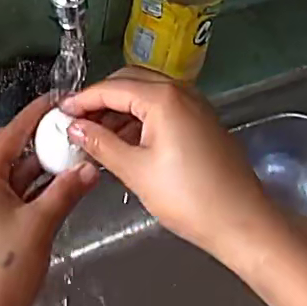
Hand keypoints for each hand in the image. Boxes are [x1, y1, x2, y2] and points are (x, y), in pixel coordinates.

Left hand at [0, 93, 97, 305]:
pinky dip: (38, 188)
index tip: (57, 101)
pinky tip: (62, 189)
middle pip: (12, 150)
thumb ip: (66, 192)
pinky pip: (18, 195)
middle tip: (68, 129)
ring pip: (17, 174)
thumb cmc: (2, 270)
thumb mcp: (40, 225)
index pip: (11, 132)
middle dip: (40, 139)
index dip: (35, 114)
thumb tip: (90, 168)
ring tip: (73, 156)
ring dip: (42, 167)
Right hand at [59, 67, 279, 260]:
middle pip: (128, 81)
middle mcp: (179, 90)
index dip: (83, 99)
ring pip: (145, 92)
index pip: (111, 88)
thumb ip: (101, 144)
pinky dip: (139, 115)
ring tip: (96, 133)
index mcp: (162, 97)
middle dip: (100, 99)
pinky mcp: (200, 118)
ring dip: (119, 107)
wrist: (245, 223)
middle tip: (77, 121)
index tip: (61, 112)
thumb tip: (74, 127)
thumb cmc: (190, 199)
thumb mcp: (136, 172)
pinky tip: (125, 139)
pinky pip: (161, 105)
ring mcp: (193, 102)